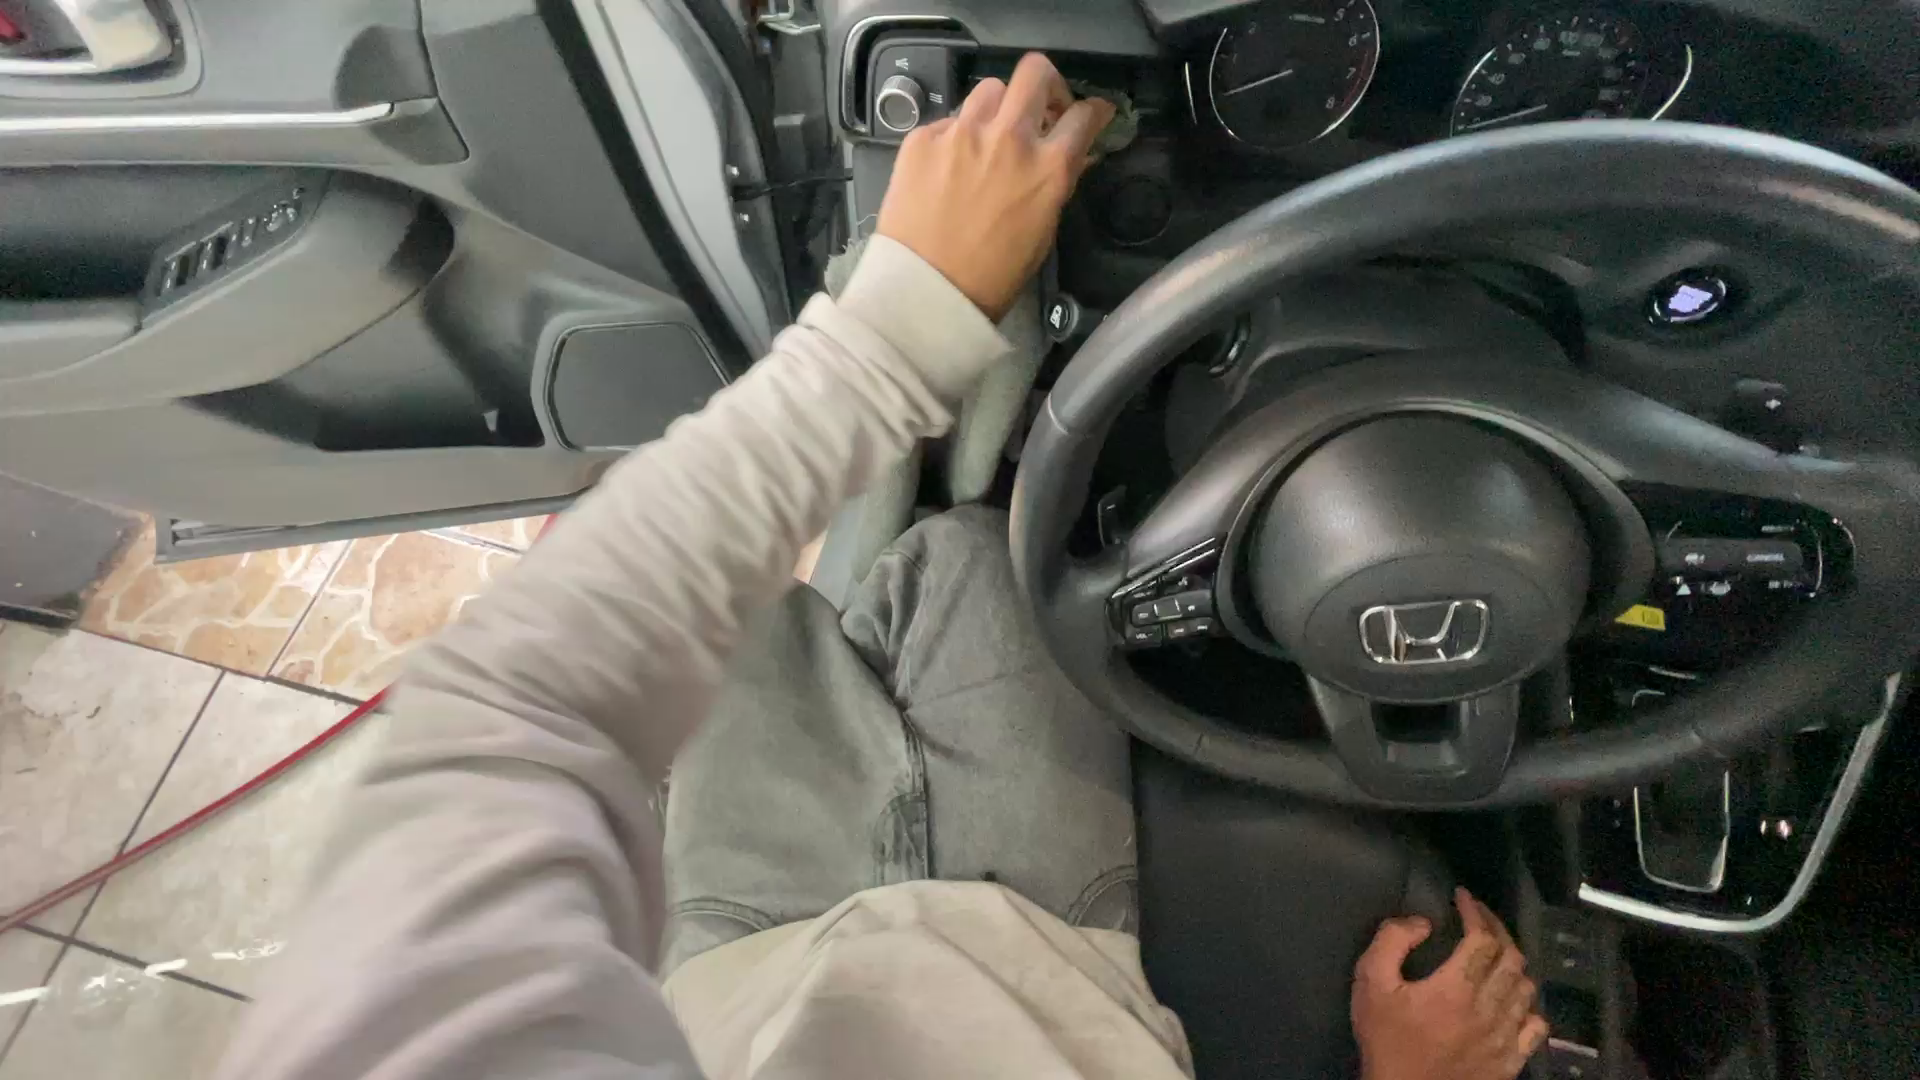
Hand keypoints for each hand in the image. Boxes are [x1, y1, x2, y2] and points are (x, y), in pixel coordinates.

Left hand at [876, 52, 1114, 320]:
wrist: (926, 294)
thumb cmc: (990, 281)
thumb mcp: (1040, 237)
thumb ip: (1055, 188)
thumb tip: (1067, 160)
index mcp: (1047, 168)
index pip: (1083, 116)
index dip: (1091, 112)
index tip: (1088, 116)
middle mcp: (1008, 138)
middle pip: (1035, 73)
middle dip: (1044, 87)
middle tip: (1040, 111)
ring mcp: (961, 133)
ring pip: (989, 91)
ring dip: (997, 110)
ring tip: (988, 141)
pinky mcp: (922, 140)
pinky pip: (948, 121)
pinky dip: (956, 138)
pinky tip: (949, 168)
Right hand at [1351, 888, 1547, 1079]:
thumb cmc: (1384, 1035)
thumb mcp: (1370, 980)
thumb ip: (1392, 941)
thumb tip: (1421, 923)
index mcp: (1456, 988)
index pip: (1482, 939)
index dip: (1475, 912)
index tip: (1461, 896)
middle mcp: (1489, 1010)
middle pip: (1512, 959)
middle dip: (1497, 928)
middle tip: (1478, 914)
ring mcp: (1505, 1038)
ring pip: (1526, 988)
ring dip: (1513, 961)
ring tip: (1493, 949)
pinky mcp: (1512, 1060)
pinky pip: (1536, 1026)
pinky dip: (1527, 1002)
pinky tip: (1510, 995)